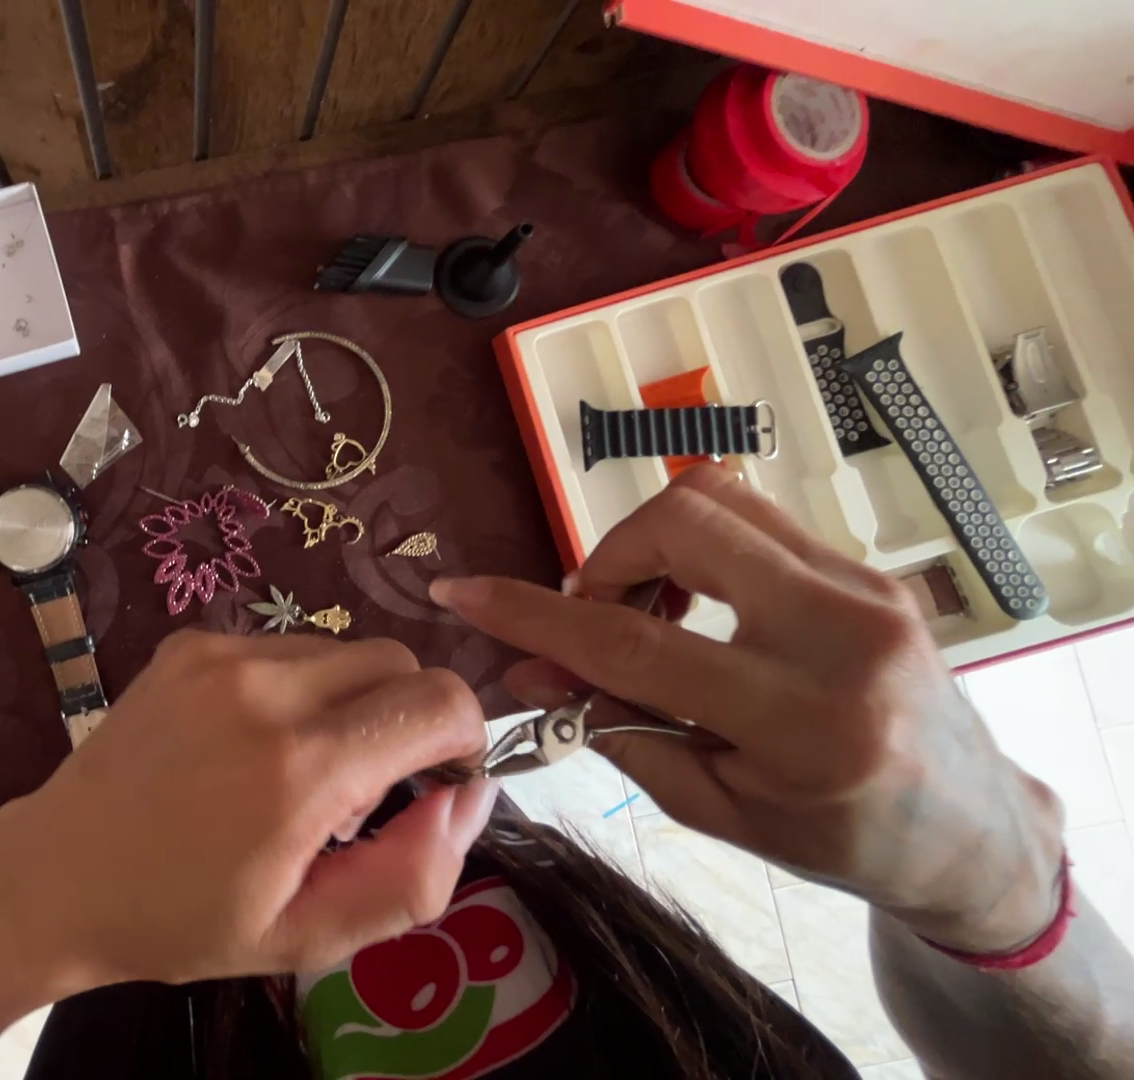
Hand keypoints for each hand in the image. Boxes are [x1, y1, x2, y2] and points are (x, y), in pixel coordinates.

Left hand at [0, 631, 495, 991]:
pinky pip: (283, 646)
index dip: (460, 739)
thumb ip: (413, 875)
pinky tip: (246, 738)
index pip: (439, 700)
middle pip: (396, 660)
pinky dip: (295, 686)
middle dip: (405, 717)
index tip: (429, 783)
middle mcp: (262, 688)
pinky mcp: (189, 642)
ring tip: (292, 766)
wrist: (59, 871)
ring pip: (340, 649)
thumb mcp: (308, 936)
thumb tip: (470, 794)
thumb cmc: (182, 919)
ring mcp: (218, 653)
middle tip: (354, 788)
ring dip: (347, 701)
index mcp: (299, 769)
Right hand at [431, 465, 1064, 953]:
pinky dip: (684, 545)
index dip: (532, 615)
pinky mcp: (863, 567)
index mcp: (804, 720)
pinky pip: (745, 516)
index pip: (633, 645)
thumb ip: (612, 726)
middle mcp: (844, 632)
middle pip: (683, 525)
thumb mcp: (706, 802)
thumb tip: (526, 672)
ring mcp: (864, 586)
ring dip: (643, 545)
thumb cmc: (831, 837)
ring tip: (638, 609)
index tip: (461, 594)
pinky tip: (683, 600)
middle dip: (606, 561)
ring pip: (714, 500)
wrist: (972, 830)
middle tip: (594, 618)